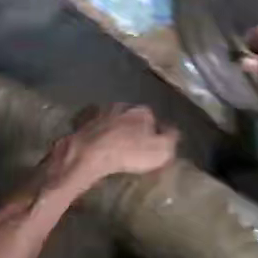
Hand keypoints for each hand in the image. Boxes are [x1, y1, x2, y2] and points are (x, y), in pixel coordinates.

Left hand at [40, 105, 177, 195]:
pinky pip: (97, 126)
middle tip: (133, 146)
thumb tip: (173, 130)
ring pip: (114, 119)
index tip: (151, 145)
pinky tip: (99, 143)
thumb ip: (171, 138)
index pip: (153, 119)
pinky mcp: (84, 120)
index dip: (154, 133)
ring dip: (116, 129)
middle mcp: (122, 105)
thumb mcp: (161, 150)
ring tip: (116, 146)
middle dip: (134, 128)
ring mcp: (101, 111)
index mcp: (142, 110)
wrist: (90, 152)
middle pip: (132, 117)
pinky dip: (100, 132)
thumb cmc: (129, 152)